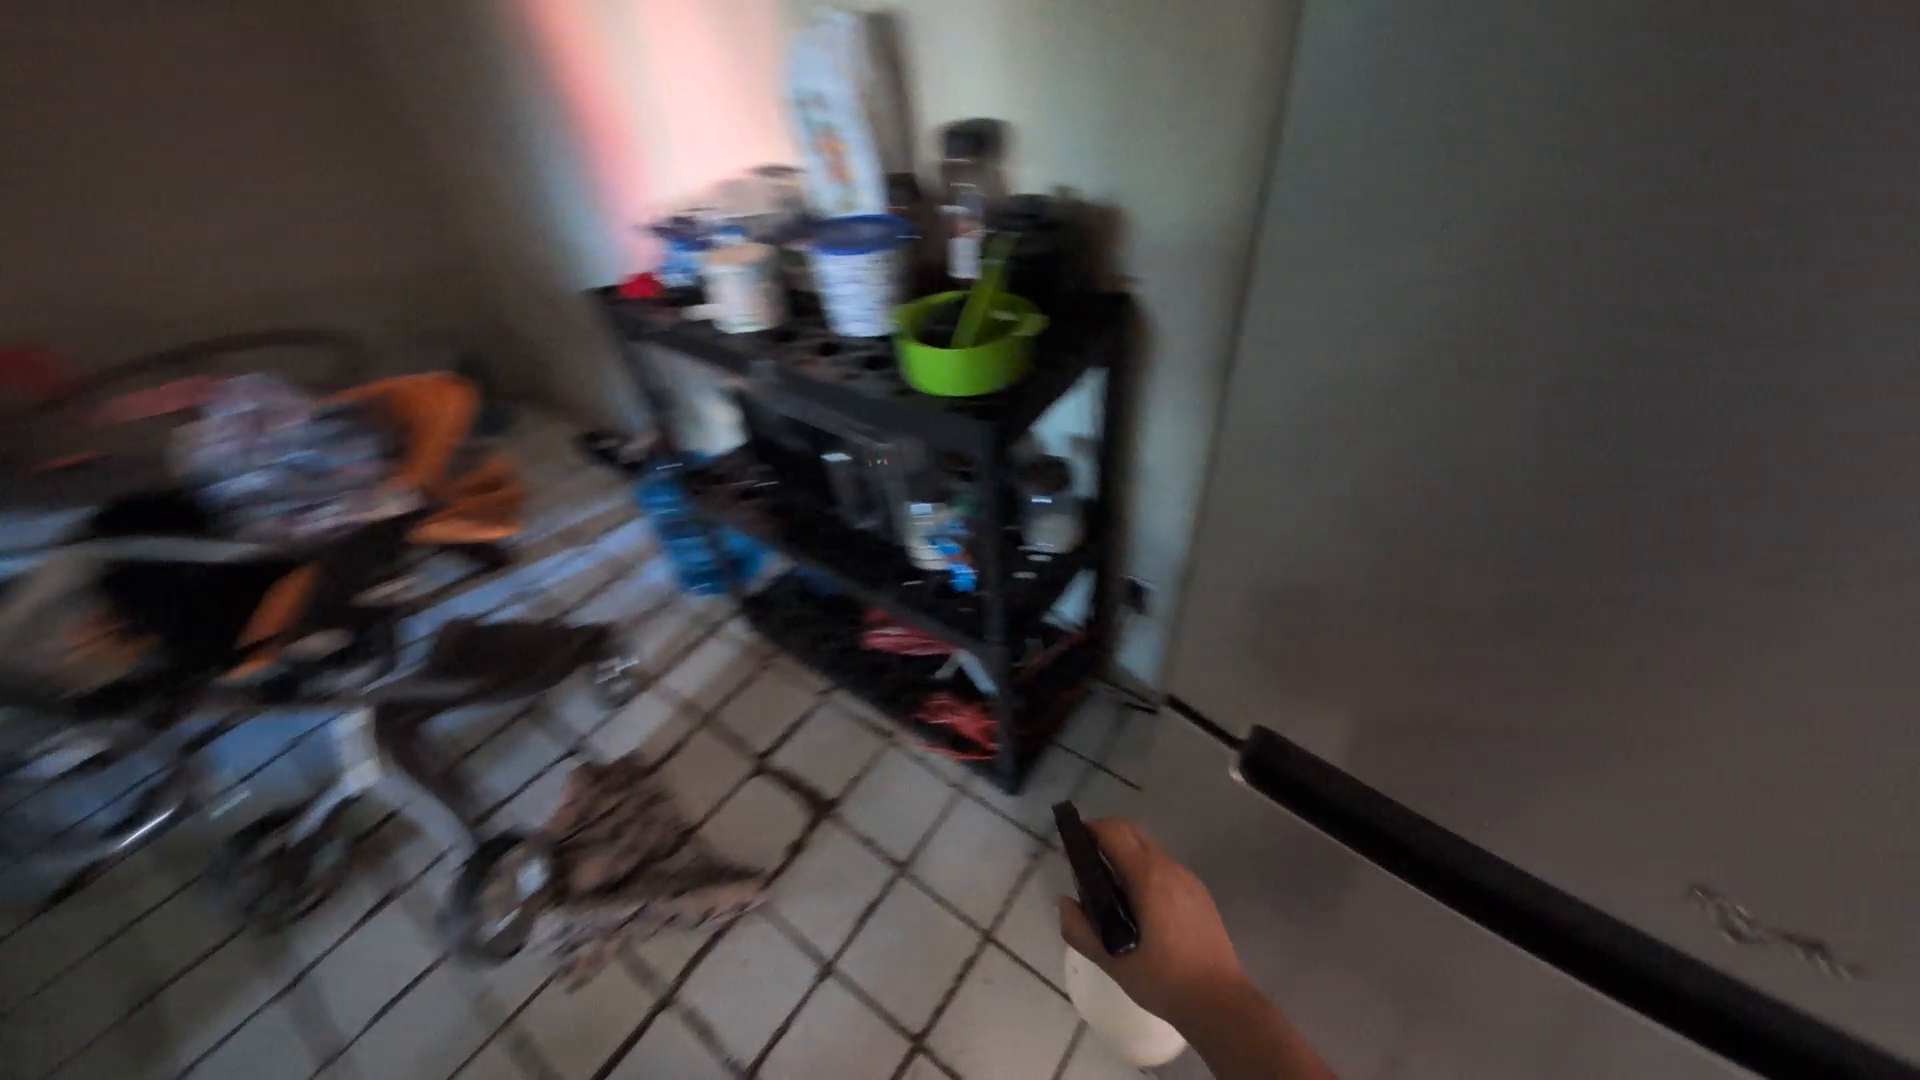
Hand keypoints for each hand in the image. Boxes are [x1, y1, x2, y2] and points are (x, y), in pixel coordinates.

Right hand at [1057, 816, 1252, 1029]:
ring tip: (1111, 888)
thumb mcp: (1112, 963)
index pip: (1114, 831)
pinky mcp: (1200, 894)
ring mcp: (1188, 880)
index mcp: (1147, 877)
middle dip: (1107, 834)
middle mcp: (1169, 868)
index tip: (1074, 842)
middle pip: (1133, 831)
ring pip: (1151, 849)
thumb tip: (1064, 902)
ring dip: (1127, 853)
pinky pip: (1166, 868)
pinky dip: (1146, 870)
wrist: (1221, 1003)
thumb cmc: (1164, 981)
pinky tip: (1141, 906)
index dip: (1090, 829)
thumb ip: (1080, 931)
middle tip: (1087, 860)